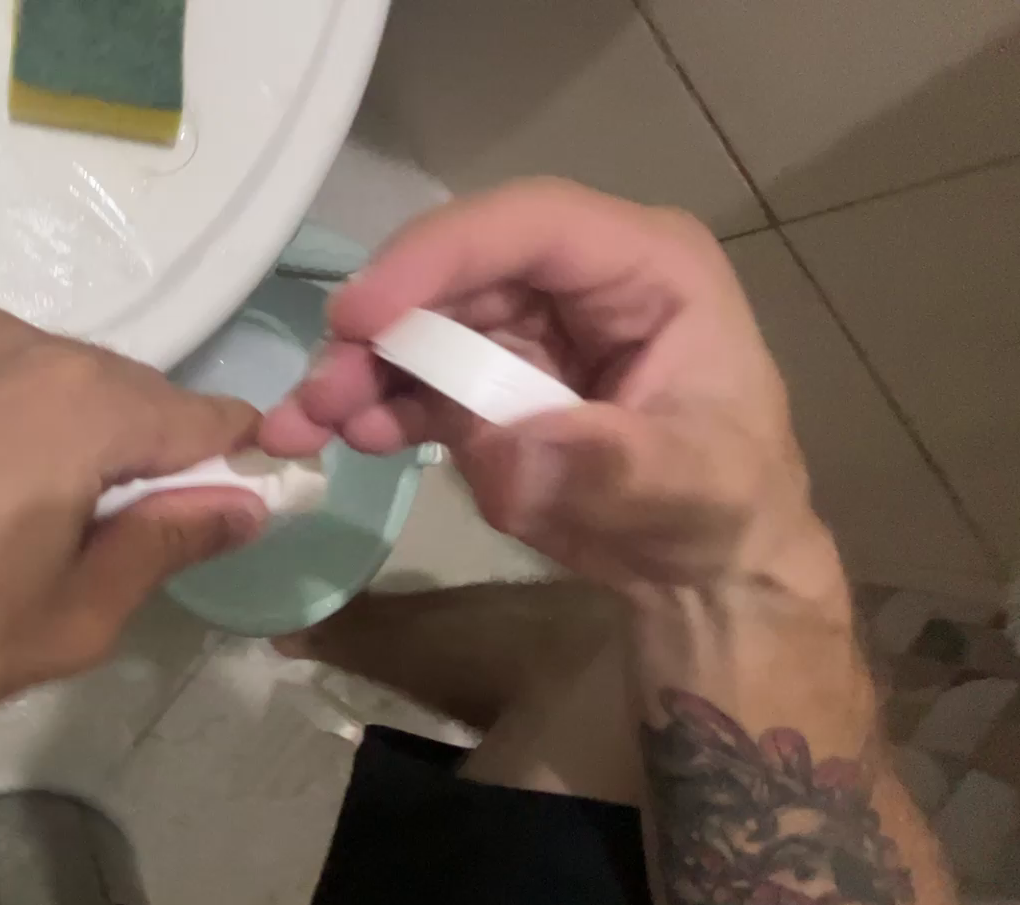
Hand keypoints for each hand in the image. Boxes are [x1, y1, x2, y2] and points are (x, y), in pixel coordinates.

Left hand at [0, 305, 264, 777]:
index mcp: (80, 401)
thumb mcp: (72, 615)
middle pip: (127, 395)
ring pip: (55, 387)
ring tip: (38, 526)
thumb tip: (245, 505)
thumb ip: (168, 544)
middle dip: (149, 456)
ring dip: (78, 444)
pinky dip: (12, 431)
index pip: (203, 416)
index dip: (235, 458)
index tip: (246, 494)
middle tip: (130, 536)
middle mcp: (16, 344)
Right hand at [262, 180, 822, 587]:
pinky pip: (415, 387)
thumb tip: (505, 446)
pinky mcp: (482, 387)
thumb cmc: (718, 505)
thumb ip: (610, 464)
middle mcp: (566, 288)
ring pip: (417, 331)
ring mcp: (518, 337)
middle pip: (451, 279)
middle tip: (317, 393)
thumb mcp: (689, 488)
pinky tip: (350, 439)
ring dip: (355, 375)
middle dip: (375, 333)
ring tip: (302, 428)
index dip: (436, 258)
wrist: (693, 562)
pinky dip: (375, 411)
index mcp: (639, 271)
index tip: (357, 316)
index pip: (527, 228)